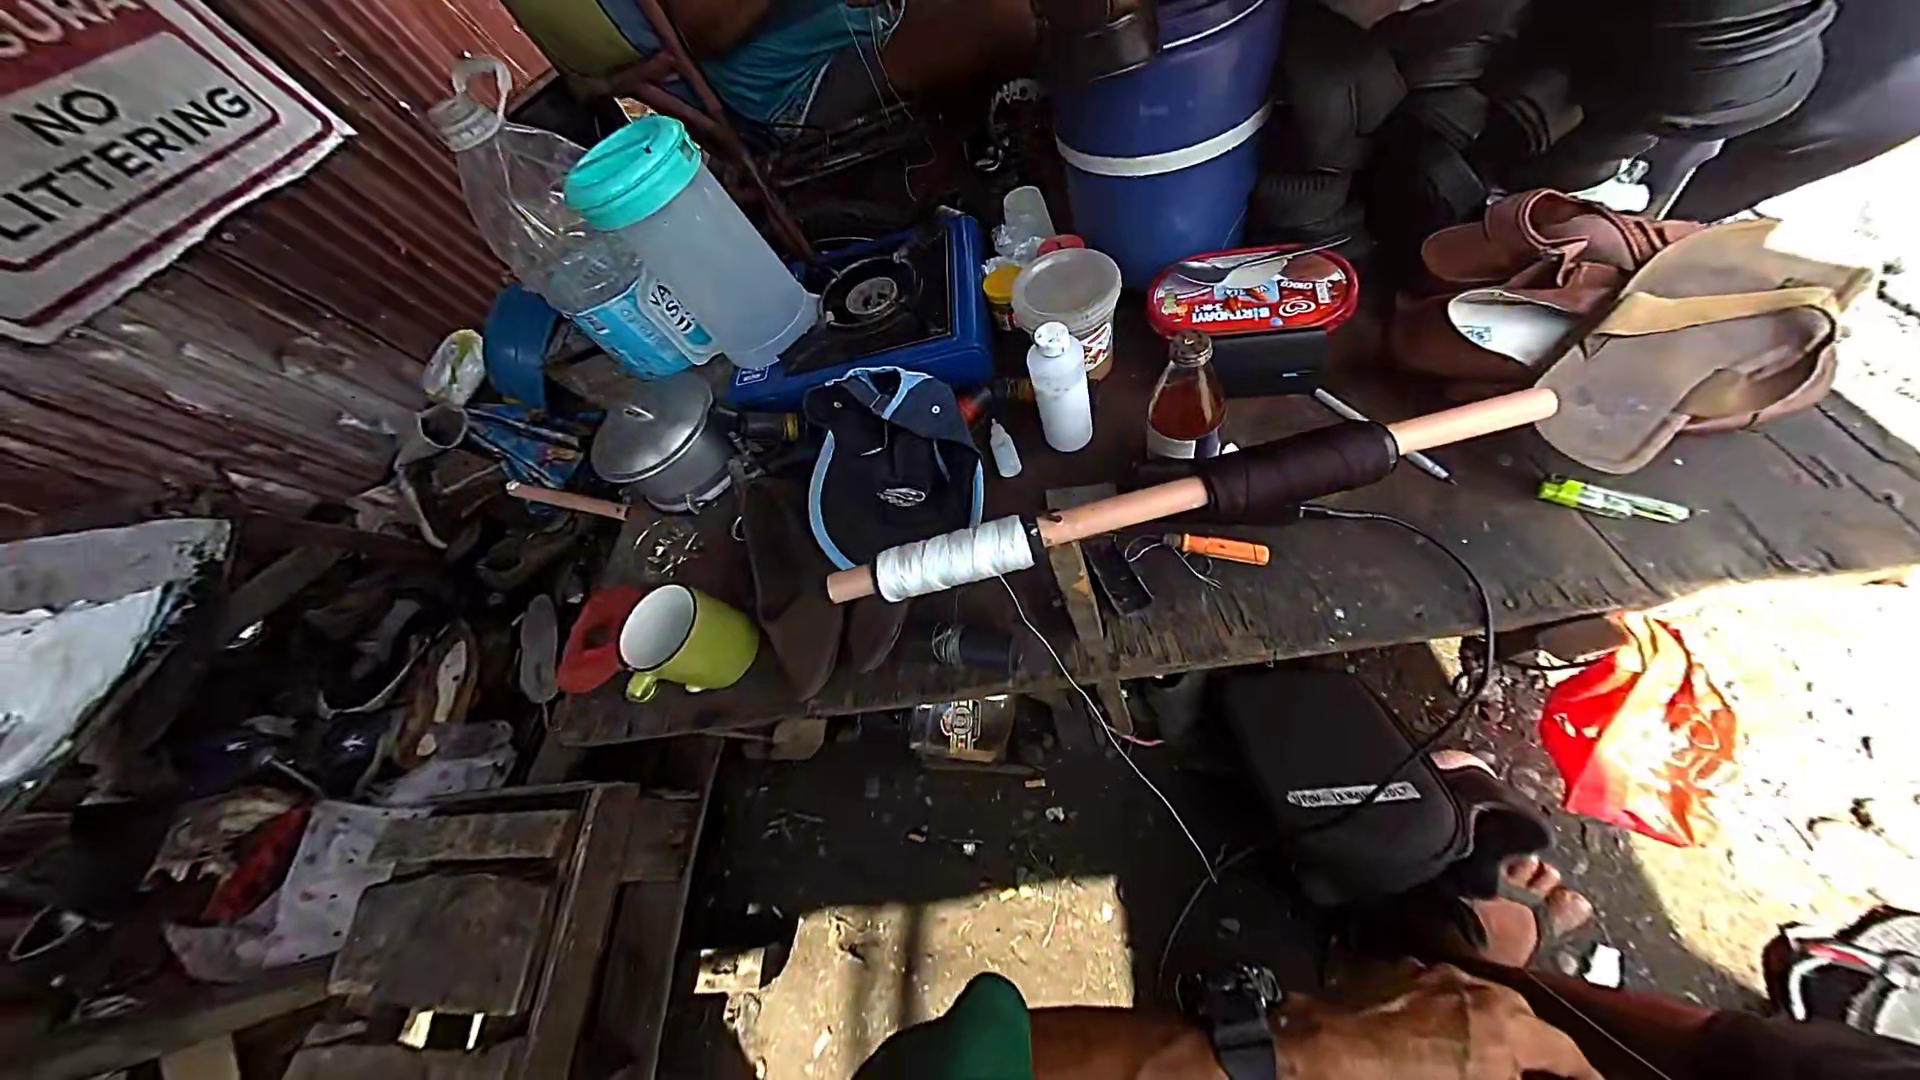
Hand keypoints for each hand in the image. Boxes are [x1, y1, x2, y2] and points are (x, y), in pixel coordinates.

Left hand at [1277, 964, 1601, 1079]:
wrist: (1331, 1055)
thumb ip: (1517, 1076)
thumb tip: (1518, 1071)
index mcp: (1502, 1020)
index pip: (1568, 1054)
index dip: (1582, 1078)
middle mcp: (1462, 984)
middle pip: (1519, 1018)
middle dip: (1535, 1051)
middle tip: (1539, 1078)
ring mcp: (1418, 973)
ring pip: (1470, 1000)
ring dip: (1484, 1029)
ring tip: (1484, 1063)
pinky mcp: (1382, 973)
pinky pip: (1428, 994)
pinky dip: (1442, 1016)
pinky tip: (1434, 1043)